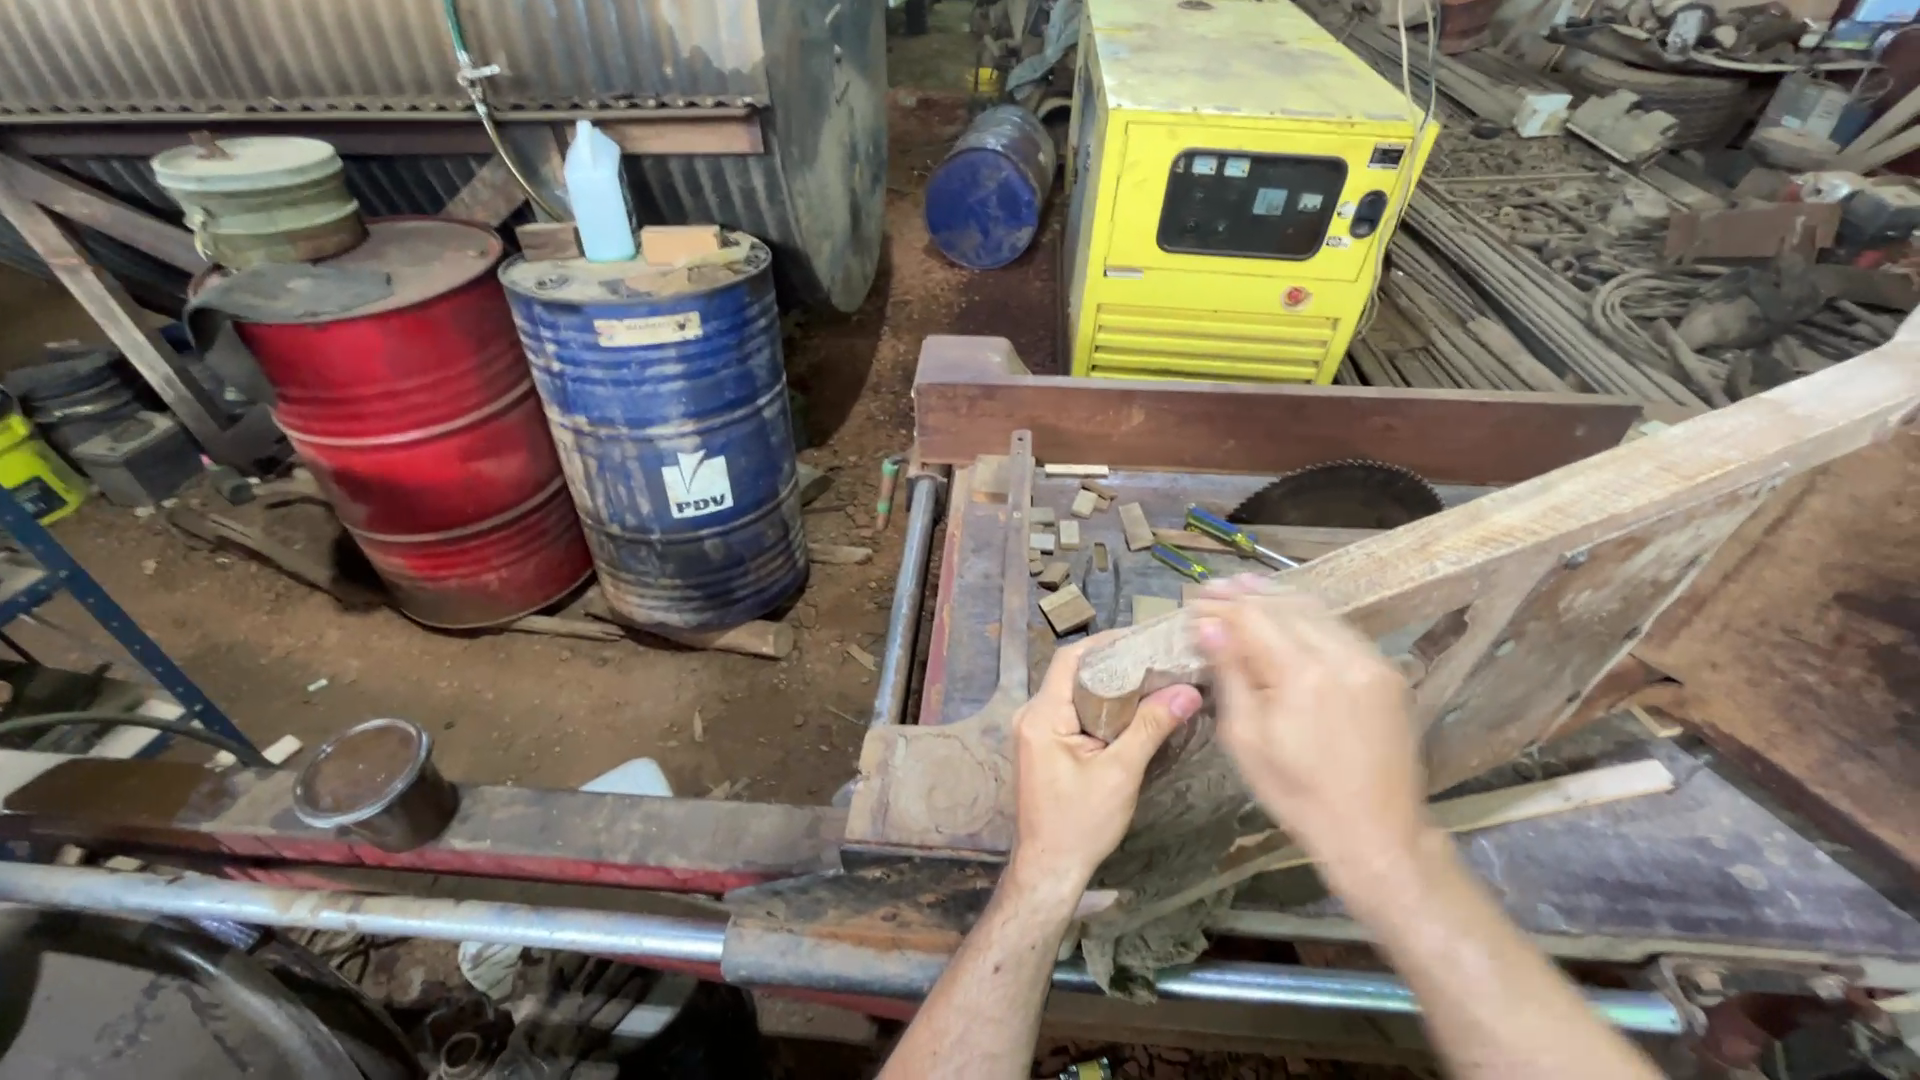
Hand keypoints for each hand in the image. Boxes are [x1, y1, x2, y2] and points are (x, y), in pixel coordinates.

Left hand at [1008, 634, 1202, 893]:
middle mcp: (1031, 716)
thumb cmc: (1080, 824)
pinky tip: (1130, 712)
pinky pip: (1071, 713)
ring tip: (1150, 680)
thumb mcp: (1120, 773)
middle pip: (1072, 674)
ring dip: (1108, 687)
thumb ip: (1151, 727)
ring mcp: (1035, 732)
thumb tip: (1187, 691)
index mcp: (1041, 716)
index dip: (1105, 642)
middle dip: (1113, 664)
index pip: (1069, 659)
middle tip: (1154, 659)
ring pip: (1073, 694)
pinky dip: (1100, 708)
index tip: (1141, 639)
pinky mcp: (1044, 747)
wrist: (1050, 868)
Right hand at [1188, 576, 1431, 895]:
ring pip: (1317, 610)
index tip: (1193, 603)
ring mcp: (1371, 662)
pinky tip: (1288, 615)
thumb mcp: (1246, 740)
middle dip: (1245, 595)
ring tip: (1244, 588)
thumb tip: (1208, 628)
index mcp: (1302, 674)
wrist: (1375, 832)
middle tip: (1213, 588)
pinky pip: (1341, 629)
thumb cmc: (1297, 794)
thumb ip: (1230, 675)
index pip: (1252, 618)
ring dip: (1278, 598)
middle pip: (1285, 606)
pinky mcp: (1387, 673)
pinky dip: (1309, 616)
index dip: (1219, 608)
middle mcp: (1341, 656)